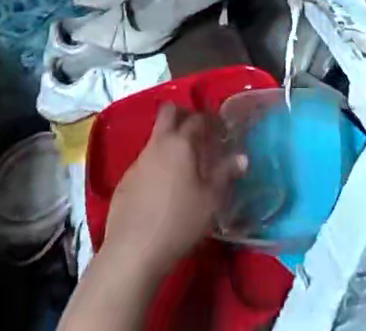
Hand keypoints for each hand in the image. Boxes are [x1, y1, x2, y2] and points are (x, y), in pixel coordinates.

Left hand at [101, 103, 247, 278]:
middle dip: (184, 114)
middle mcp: (157, 145)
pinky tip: (162, 191)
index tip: (222, 133)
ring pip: (155, 139)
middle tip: (198, 132)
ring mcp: (137, 163)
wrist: (131, 254)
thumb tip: (242, 157)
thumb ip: (226, 173)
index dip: (212, 120)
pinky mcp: (123, 183)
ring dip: (169, 143)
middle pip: (168, 112)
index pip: (198, 118)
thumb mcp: (210, 199)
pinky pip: (144, 163)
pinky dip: (156, 166)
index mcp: (181, 143)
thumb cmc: (179, 222)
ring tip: (183, 167)